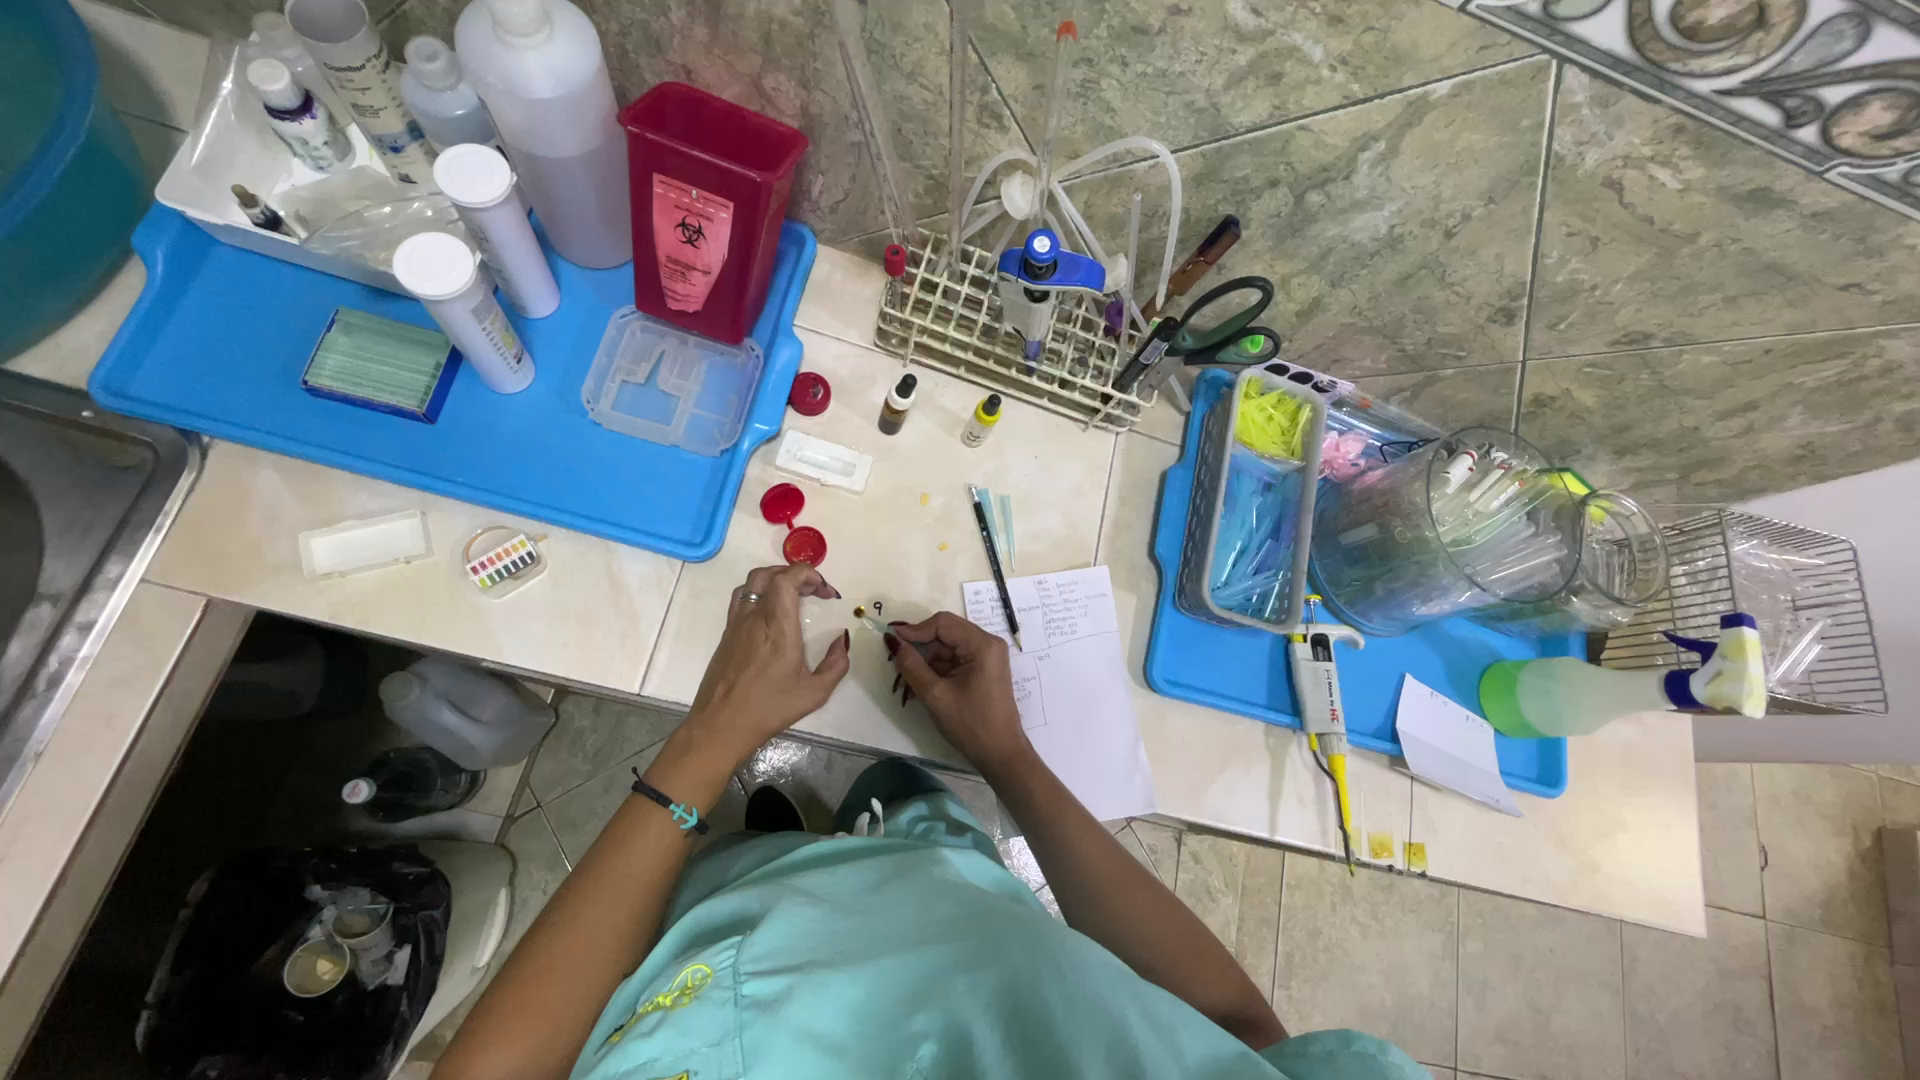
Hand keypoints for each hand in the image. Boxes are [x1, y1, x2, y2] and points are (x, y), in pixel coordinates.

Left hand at [683, 564, 850, 765]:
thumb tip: (841, 641)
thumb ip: (835, 665)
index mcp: (777, 628)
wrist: (720, 725)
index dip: (807, 574)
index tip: (826, 592)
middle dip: (794, 573)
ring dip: (774, 580)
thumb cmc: (768, 709)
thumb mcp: (814, 693)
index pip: (785, 580)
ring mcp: (736, 625)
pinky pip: (742, 600)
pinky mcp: (726, 635)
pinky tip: (772, 616)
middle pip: (767, 574)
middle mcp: (754, 618)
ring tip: (793, 596)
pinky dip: (760, 595)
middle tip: (813, 591)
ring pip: (751, 584)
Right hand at [888, 612, 1031, 771]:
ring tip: (907, 680)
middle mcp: (987, 643)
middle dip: (920, 647)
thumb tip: (892, 642)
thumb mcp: (935, 695)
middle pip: (945, 633)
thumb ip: (911, 665)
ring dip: (926, 660)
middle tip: (897, 662)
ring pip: (947, 646)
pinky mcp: (983, 668)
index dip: (914, 630)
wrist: (1000, 754)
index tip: (891, 642)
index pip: (942, 623)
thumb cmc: (970, 725)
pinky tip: (921, 684)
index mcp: (982, 644)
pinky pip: (954, 659)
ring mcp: (987, 656)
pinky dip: (937, 668)